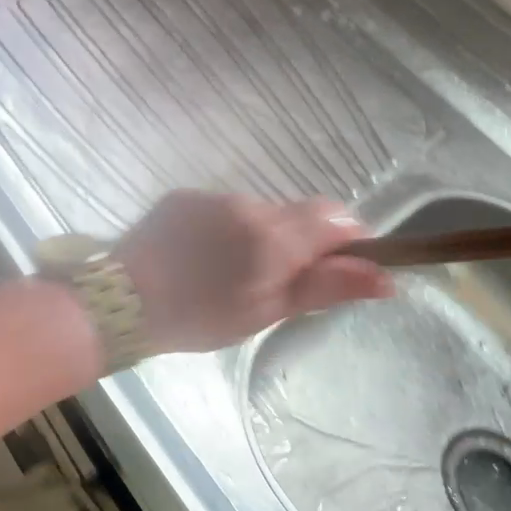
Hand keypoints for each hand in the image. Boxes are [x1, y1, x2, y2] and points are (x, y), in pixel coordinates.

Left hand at [116, 190, 392, 354]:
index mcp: (272, 233)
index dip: (347, 241)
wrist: (124, 297)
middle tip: (278, 283)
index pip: (334, 217)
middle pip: (294, 214)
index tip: (341, 270)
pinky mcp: (179, 197)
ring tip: (233, 274)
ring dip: (259, 235)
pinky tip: (204, 258)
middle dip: (300, 243)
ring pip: (256, 211)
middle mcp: (243, 203)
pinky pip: (220, 209)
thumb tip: (387, 275)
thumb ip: (328, 286)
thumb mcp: (270, 310)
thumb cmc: (201, 315)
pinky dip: (225, 228)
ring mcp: (207, 196)